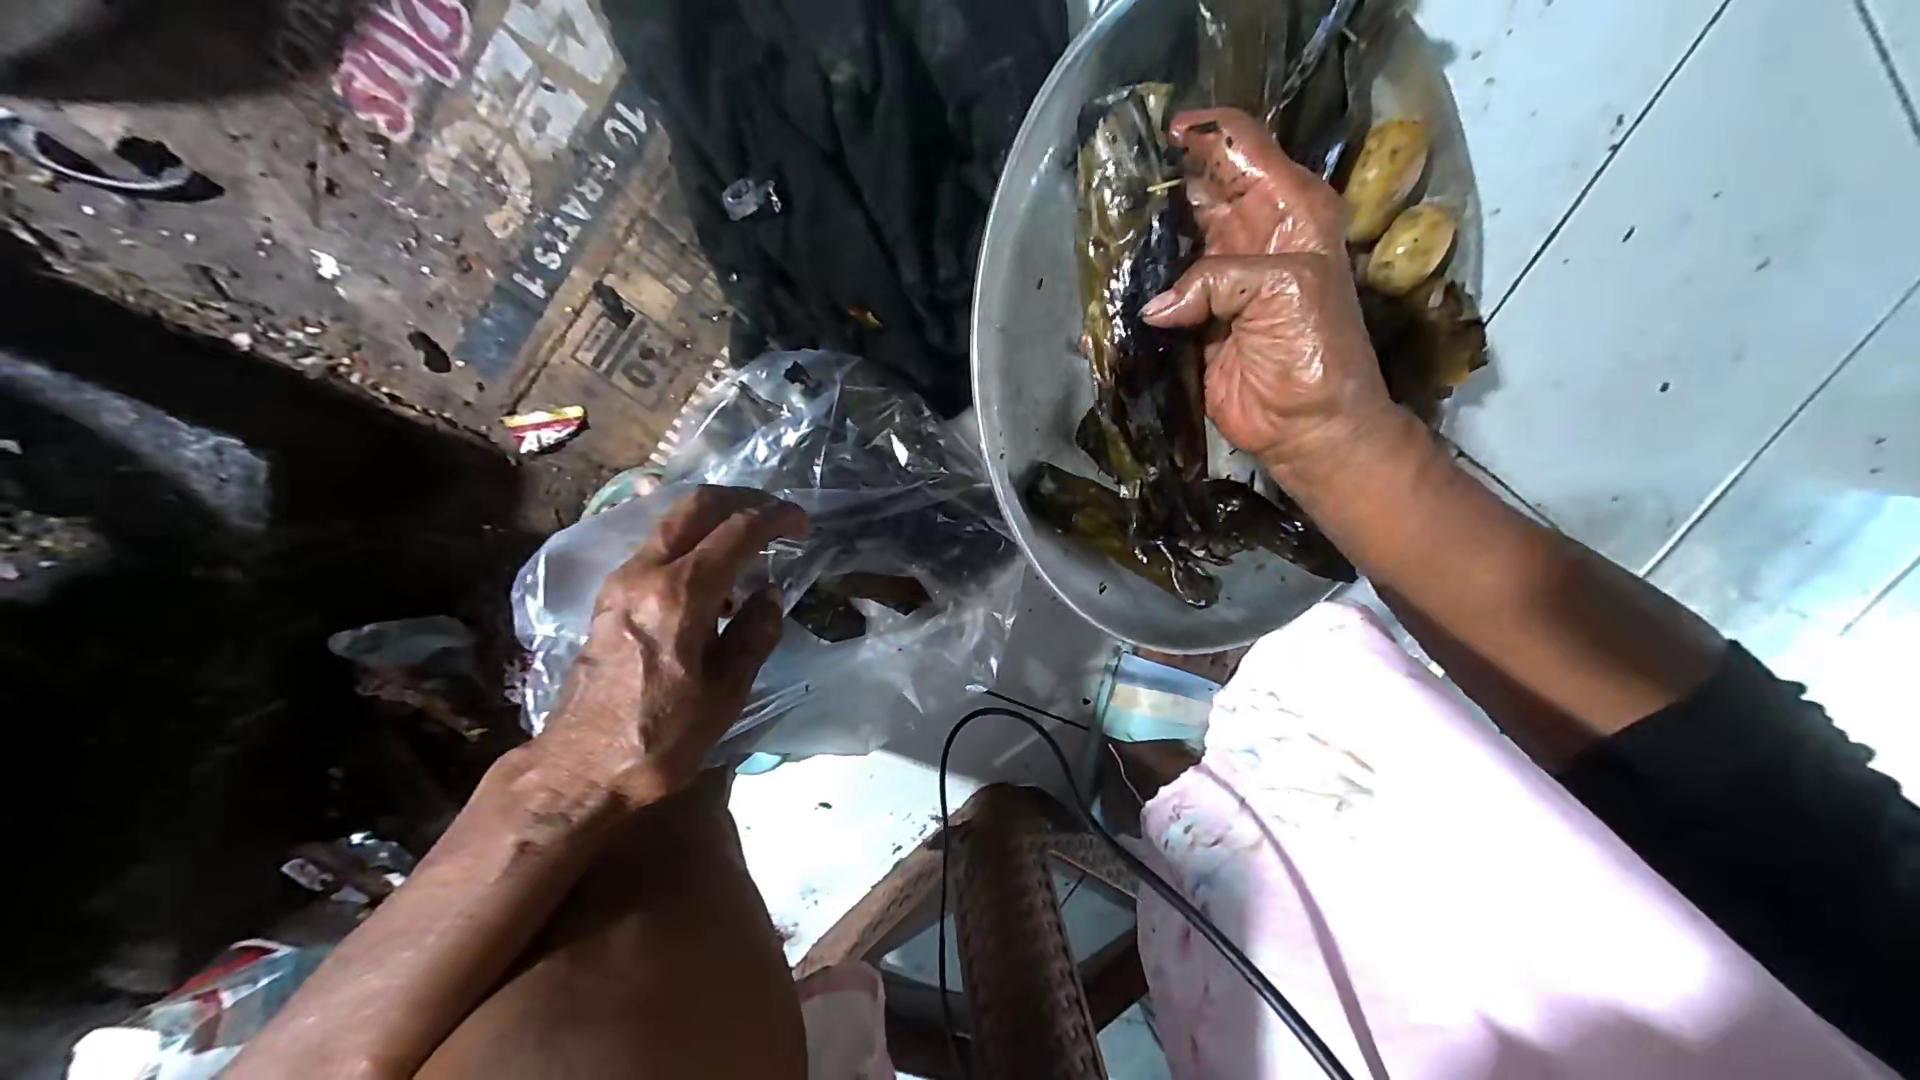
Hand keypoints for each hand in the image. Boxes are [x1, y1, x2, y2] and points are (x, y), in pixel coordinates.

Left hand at [531, 487, 807, 808]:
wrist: (579, 770)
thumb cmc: (661, 738)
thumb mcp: (726, 693)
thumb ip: (755, 634)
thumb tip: (769, 594)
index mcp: (680, 595)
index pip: (736, 531)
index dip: (776, 517)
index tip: (803, 522)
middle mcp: (644, 573)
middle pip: (697, 505)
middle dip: (743, 498)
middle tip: (776, 513)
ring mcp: (620, 581)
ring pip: (673, 520)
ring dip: (717, 517)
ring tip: (752, 541)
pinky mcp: (609, 596)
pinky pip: (659, 546)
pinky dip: (694, 541)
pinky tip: (715, 574)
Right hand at [1142, 108, 1398, 477]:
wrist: (1306, 423)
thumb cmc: (1314, 349)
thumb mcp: (1283, 289)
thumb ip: (1217, 278)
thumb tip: (1154, 306)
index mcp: (1288, 209)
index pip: (1243, 148)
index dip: (1203, 133)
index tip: (1158, 134)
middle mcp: (1252, 235)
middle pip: (1201, 190)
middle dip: (1162, 184)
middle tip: (1115, 183)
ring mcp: (1220, 279)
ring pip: (1175, 241)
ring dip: (1144, 238)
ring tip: (1105, 230)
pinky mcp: (1196, 319)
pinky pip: (1161, 294)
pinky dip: (1138, 292)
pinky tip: (1110, 285)